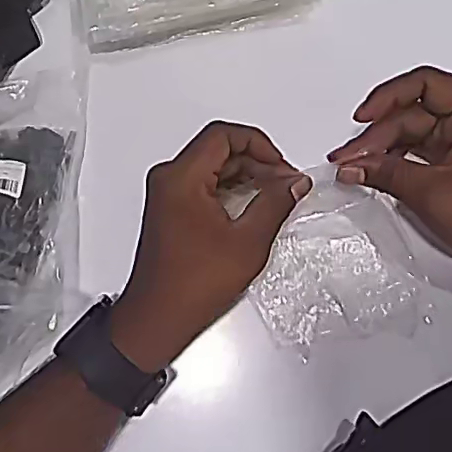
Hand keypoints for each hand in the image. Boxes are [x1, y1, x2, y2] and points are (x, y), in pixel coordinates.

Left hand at [109, 122, 310, 370]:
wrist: (158, 316)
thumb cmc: (192, 284)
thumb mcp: (248, 241)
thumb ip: (275, 203)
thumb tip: (293, 181)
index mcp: (181, 178)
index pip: (222, 135)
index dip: (258, 144)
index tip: (280, 164)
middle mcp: (168, 178)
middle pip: (217, 149)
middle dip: (256, 161)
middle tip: (285, 182)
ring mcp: (166, 193)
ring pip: (211, 166)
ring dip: (244, 176)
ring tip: (275, 196)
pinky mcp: (169, 208)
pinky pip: (202, 184)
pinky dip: (229, 189)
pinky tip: (253, 207)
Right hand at [327, 67, 451, 297]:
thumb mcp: (436, 194)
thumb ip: (388, 173)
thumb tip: (354, 165)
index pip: (423, 84)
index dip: (387, 98)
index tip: (363, 118)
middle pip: (411, 111)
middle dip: (377, 134)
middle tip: (351, 156)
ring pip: (410, 131)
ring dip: (381, 149)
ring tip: (356, 166)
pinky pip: (417, 149)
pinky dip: (394, 160)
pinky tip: (374, 171)